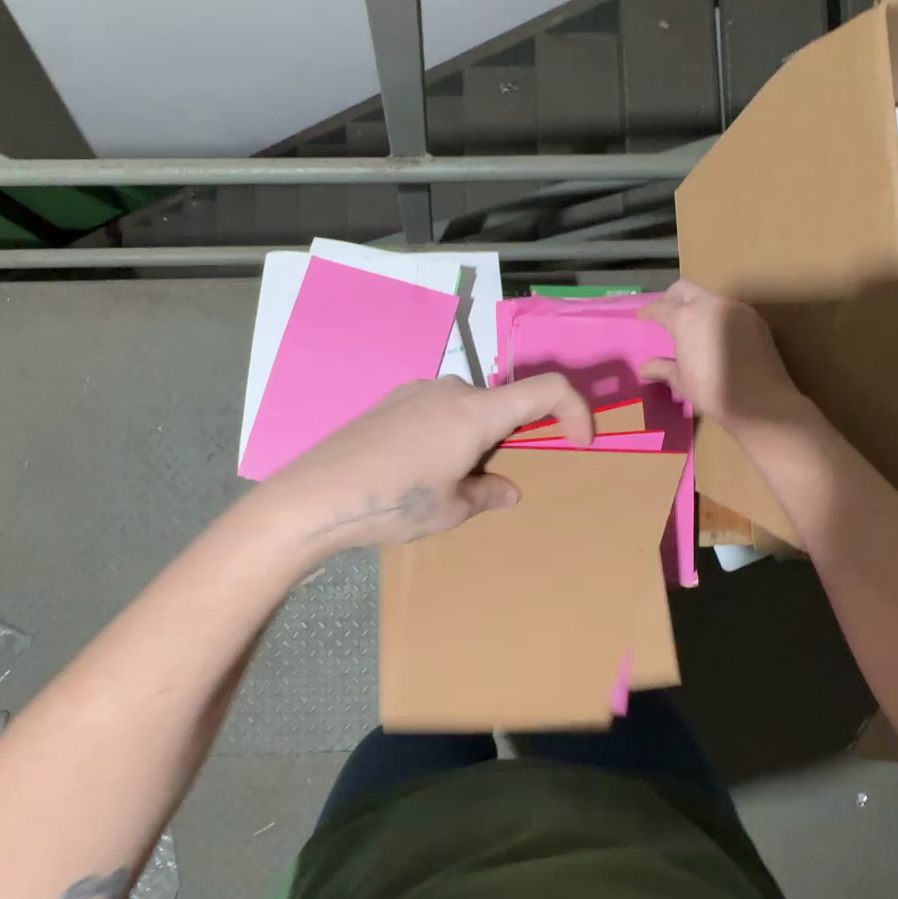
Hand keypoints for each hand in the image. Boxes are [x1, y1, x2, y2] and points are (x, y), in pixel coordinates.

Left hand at [262, 374, 593, 549]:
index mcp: (475, 412)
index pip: (546, 389)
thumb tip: (507, 490)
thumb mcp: (449, 509)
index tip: (580, 441)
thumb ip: (487, 492)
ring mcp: (416, 391)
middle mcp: (450, 390)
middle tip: (488, 481)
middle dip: (511, 439)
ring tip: (445, 482)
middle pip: (502, 402)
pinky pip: (438, 409)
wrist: (317, 494)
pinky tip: (417, 469)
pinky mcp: (392, 400)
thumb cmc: (393, 502)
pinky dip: (448, 433)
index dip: (576, 409)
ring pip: (468, 407)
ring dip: (476, 438)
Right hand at [638, 280, 805, 429]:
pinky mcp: (755, 318)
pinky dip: (716, 317)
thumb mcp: (681, 381)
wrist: (761, 402)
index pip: (661, 307)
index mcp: (686, 318)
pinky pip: (729, 310)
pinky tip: (716, 337)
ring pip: (709, 298)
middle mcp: (711, 305)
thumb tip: (645, 368)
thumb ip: (662, 367)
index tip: (643, 317)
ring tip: (692, 328)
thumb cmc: (712, 392)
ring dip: (696, 307)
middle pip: (685, 288)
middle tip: (666, 314)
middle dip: (671, 298)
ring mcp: (736, 309)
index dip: (649, 312)